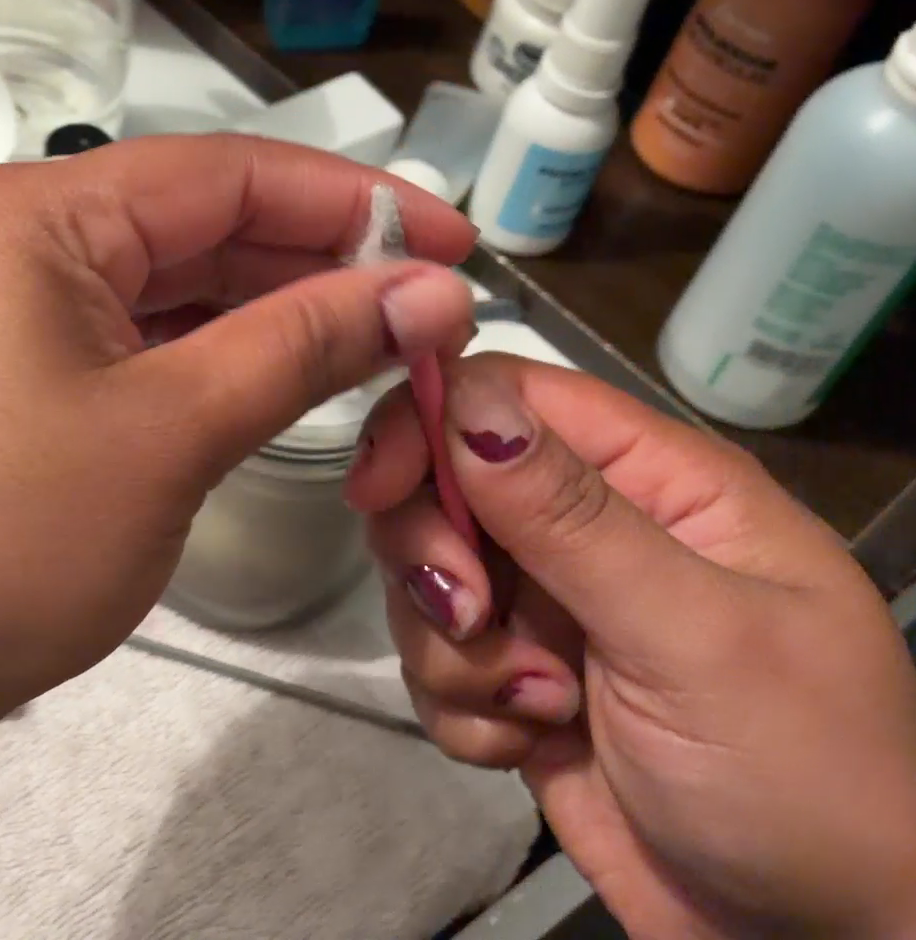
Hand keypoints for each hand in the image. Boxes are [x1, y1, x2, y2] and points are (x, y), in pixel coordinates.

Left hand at [0, 134, 477, 713]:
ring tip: (358, 339)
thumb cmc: (9, 542)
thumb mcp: (172, 431)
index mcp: (26, 214)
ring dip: (243, 307)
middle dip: (299, 259)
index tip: (455, 242)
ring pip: (137, 281)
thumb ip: (303, 343)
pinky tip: (250, 368)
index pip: (217, 173)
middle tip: (418, 303)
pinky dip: (174, 347)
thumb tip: (426, 288)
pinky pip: (94, 330)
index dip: (348, 201)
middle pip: (176, 221)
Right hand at [350, 355, 915, 936]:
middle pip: (437, 484)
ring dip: (453, 652)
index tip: (378, 490)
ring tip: (537, 706)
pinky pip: (425, 657)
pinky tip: (528, 742)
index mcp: (653, 485)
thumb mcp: (691, 635)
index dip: (425, 424)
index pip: (505, 397)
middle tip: (471, 619)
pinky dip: (461, 706)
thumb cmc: (796, 776)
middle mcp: (581, 529)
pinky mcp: (499, 669)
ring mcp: (535, 601)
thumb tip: (462, 398)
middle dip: (432, 558)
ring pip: (419, 580)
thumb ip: (568, 514)